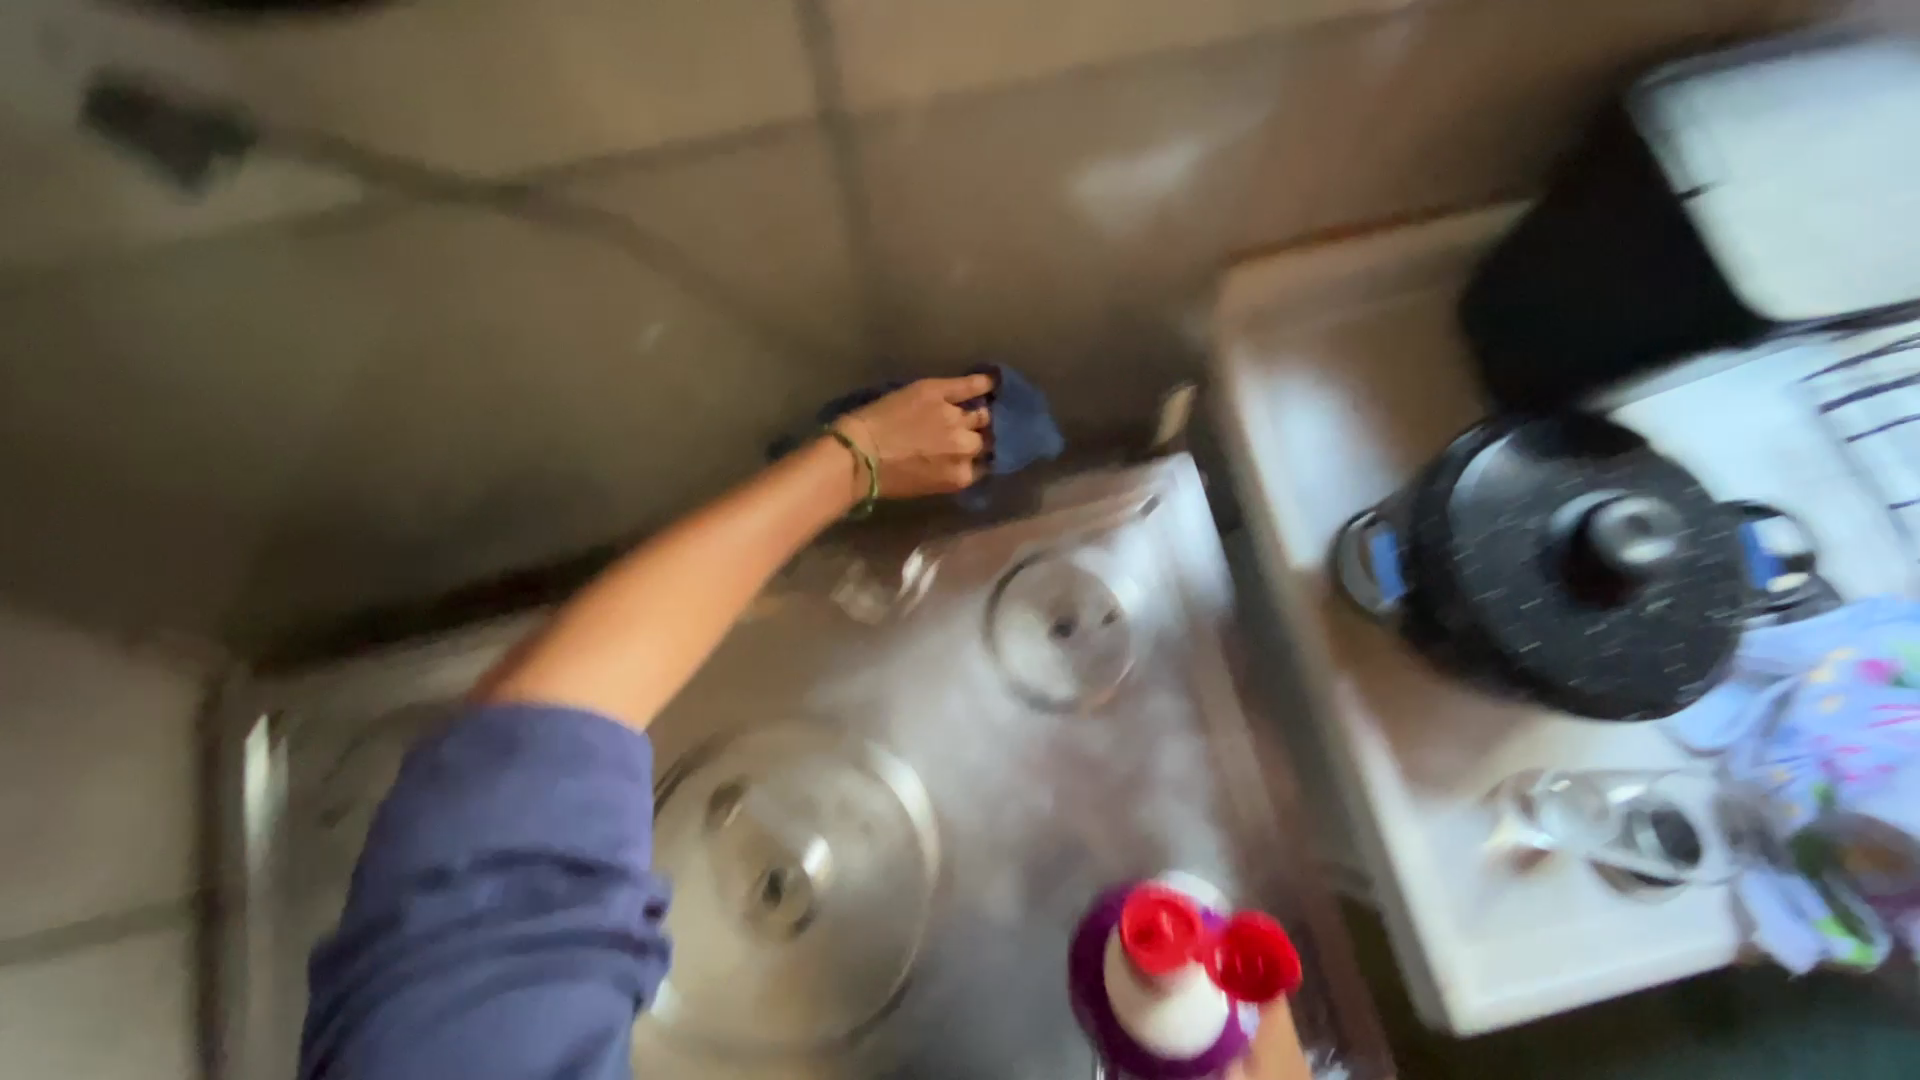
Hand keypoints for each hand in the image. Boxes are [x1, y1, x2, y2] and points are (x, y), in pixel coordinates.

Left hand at [834, 375, 993, 498]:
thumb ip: (952, 472)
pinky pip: (970, 385)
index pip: (986, 463)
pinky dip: (983, 382)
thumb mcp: (928, 486)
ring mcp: (953, 417)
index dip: (982, 456)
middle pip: (986, 438)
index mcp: (961, 475)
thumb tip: (966, 461)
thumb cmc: (886, 478)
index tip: (978, 452)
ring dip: (980, 412)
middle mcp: (964, 446)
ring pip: (980, 413)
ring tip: (981, 406)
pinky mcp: (939, 392)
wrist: (859, 455)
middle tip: (973, 429)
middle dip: (981, 435)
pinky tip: (992, 381)